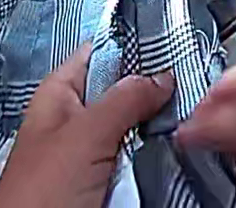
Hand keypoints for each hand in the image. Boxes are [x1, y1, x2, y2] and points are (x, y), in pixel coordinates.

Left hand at [0, 45, 175, 207]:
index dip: (131, 48)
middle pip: (120, 96)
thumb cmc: (45, 189)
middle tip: (189, 89)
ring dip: (154, 133)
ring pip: (131, 134)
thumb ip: (124, 99)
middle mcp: (74, 120)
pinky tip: (176, 154)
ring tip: (189, 120)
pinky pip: (133, 168)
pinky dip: (151, 164)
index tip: (171, 45)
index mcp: (60, 93)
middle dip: (150, 96)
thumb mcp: (86, 135)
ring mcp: (89, 158)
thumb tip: (163, 74)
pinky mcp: (102, 191)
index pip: (99, 54)